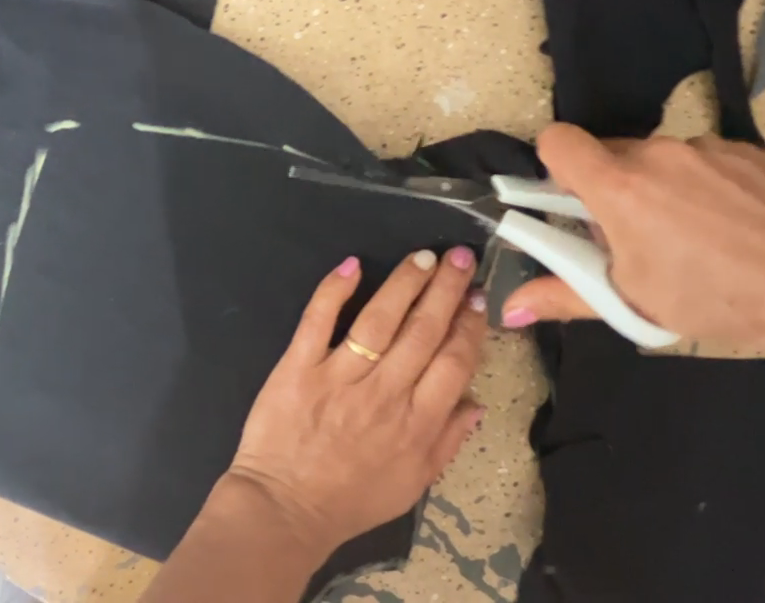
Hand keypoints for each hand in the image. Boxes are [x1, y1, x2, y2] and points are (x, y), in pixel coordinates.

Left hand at [222, 247, 488, 559]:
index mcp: (416, 423)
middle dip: (445, 290)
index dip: (469, 325)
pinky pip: (318, 320)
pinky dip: (334, 291)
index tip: (479, 297)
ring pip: (378, 320)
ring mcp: (339, 376)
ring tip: (423, 256)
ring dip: (404, 284)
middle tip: (461, 258)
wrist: (285, 507)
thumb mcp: (413, 483)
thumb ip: (447, 441)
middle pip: (422, 332)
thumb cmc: (351, 497)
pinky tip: (352, 265)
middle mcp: (383, 393)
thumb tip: (477, 402)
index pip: (453, 362)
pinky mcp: (298, 367)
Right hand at [501, 123, 764, 352]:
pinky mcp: (746, 150)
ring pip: (656, 158)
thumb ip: (563, 296)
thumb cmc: (721, 300)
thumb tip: (507, 309)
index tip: (571, 201)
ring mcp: (704, 148)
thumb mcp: (633, 303)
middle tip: (633, 234)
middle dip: (608, 185)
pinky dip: (702, 184)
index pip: (555, 140)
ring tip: (694, 235)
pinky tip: (734, 226)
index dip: (553, 165)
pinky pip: (701, 159)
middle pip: (606, 153)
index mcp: (616, 186)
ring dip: (656, 185)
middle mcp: (654, 154)